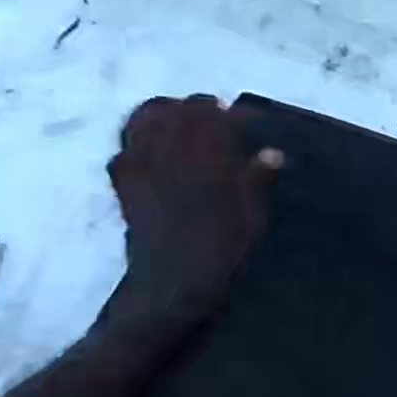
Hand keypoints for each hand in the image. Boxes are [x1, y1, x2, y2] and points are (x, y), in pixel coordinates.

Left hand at [104, 95, 282, 329]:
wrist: (172, 290)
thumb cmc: (222, 256)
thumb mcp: (253, 220)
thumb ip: (258, 182)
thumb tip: (273, 153)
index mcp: (207, 165)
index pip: (218, 122)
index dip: (236, 114)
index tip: (252, 118)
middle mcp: (170, 161)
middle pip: (178, 114)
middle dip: (199, 106)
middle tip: (219, 111)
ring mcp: (142, 173)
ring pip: (143, 124)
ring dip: (164, 113)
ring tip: (181, 117)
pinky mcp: (125, 189)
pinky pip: (122, 152)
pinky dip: (135, 141)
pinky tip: (148, 147)